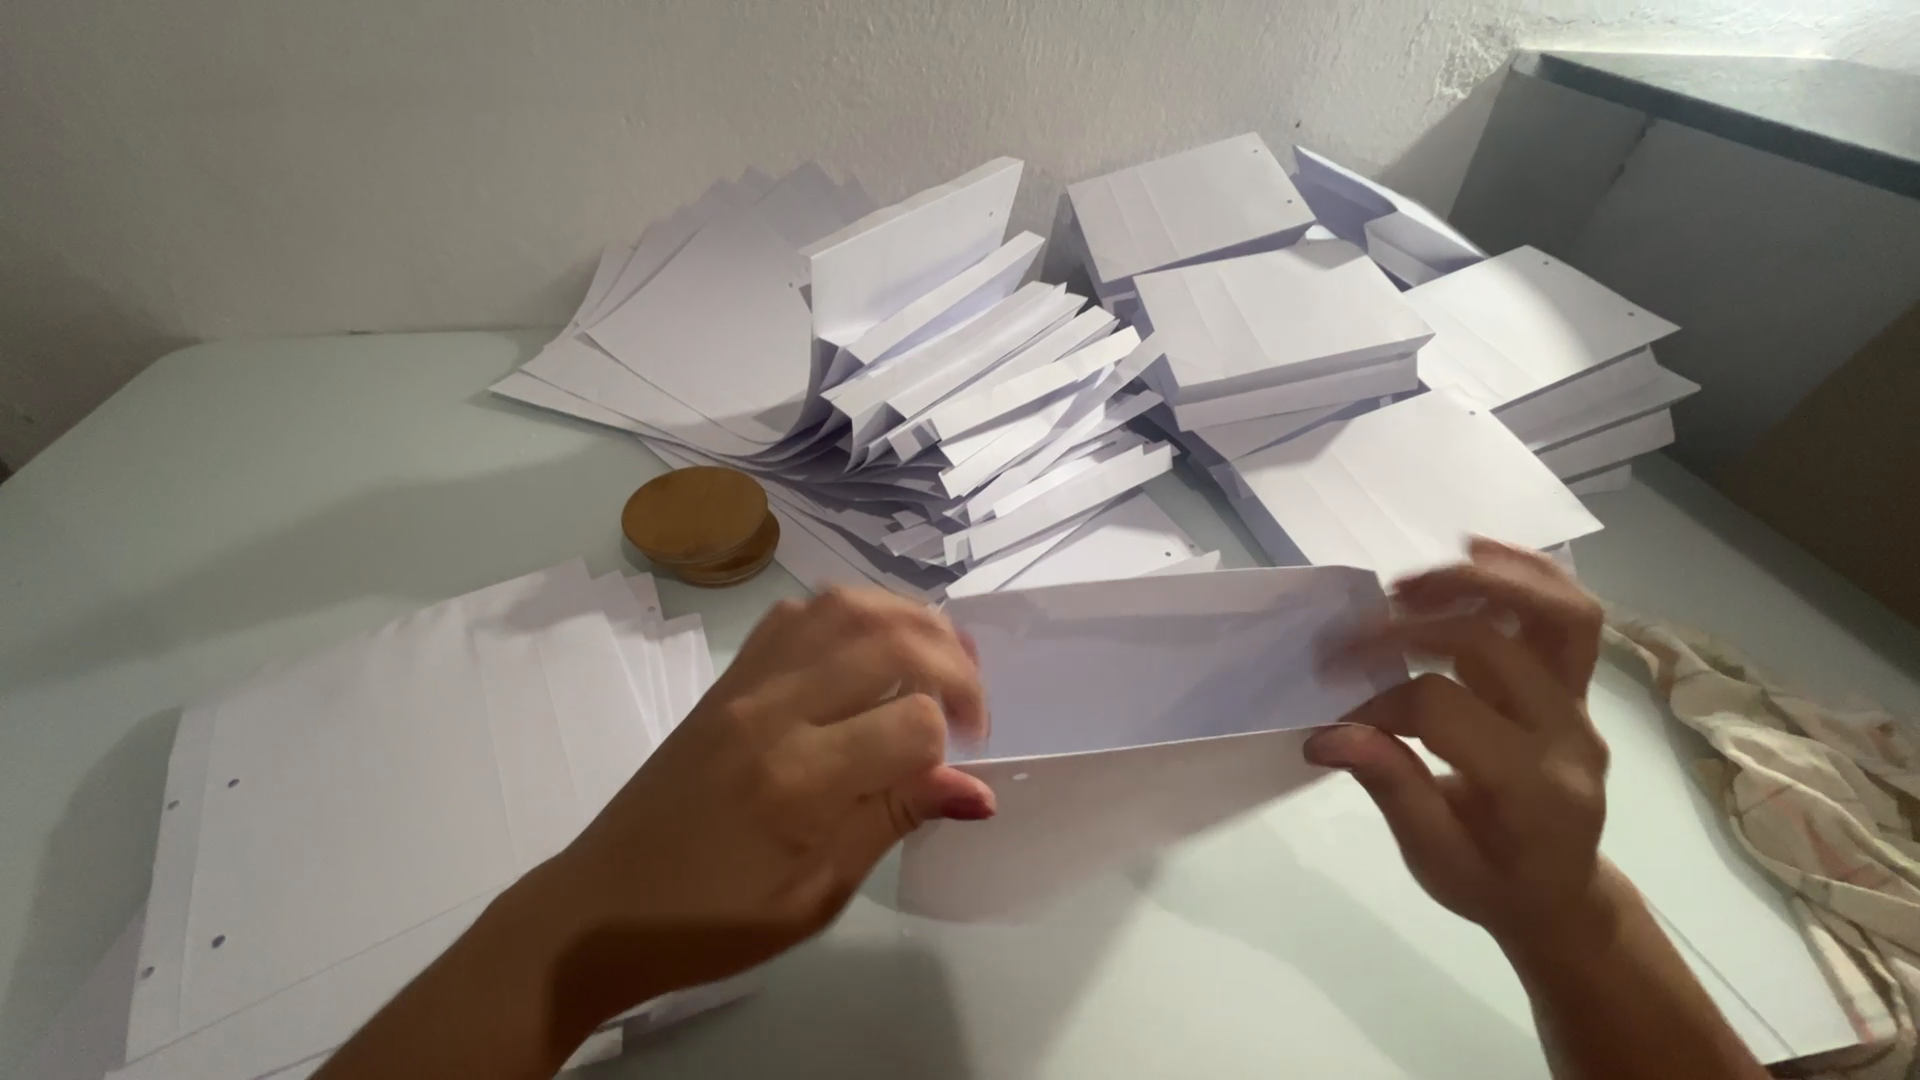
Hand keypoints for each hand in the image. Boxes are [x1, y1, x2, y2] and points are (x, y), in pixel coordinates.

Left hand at [514, 587, 994, 1028]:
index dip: (950, 741)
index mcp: (798, 779)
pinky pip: (797, 615)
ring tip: (941, 653)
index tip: (961, 763)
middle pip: (888, 642)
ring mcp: (745, 682)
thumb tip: (976, 789)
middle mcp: (773, 709)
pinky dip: (849, 613)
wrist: (602, 905)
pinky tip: (868, 643)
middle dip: (952, 662)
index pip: (910, 724)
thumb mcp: (815, 894)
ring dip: (908, 618)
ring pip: (844, 608)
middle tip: (971, 702)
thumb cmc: (713, 919)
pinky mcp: (728, 675)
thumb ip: (894, 820)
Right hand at [1305, 538, 1616, 952]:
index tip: (1338, 717)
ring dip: (1479, 580)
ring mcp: (1579, 703)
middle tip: (1352, 633)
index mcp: (1532, 785)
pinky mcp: (1574, 686)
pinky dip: (1524, 573)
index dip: (1379, 702)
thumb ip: (1389, 788)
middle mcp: (1568, 733)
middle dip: (1407, 629)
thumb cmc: (1490, 880)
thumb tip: (1326, 735)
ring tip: (1410, 581)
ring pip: (1558, 612)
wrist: (1560, 893)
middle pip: (1492, 644)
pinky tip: (1473, 553)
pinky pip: (1566, 615)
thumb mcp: (1431, 855)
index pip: (1444, 709)